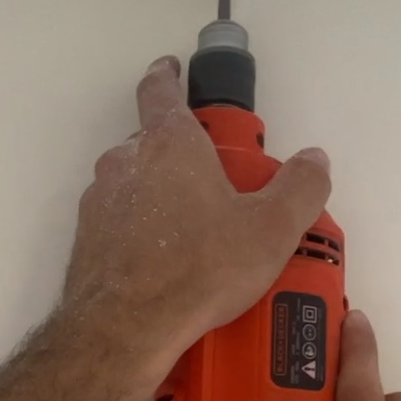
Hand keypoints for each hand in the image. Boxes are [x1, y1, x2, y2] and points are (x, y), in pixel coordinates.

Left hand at [61, 56, 330, 365]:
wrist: (124, 329)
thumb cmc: (200, 269)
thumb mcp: (270, 230)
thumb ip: (300, 188)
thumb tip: (314, 160)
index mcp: (169, 143)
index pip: (160, 89)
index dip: (168, 76)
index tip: (172, 71)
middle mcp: (125, 163)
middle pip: (151, 143)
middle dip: (180, 155)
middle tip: (214, 188)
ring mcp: (99, 203)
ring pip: (133, 185)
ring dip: (158, 196)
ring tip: (192, 236)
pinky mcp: (86, 241)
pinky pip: (118, 223)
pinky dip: (139, 231)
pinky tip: (162, 265)